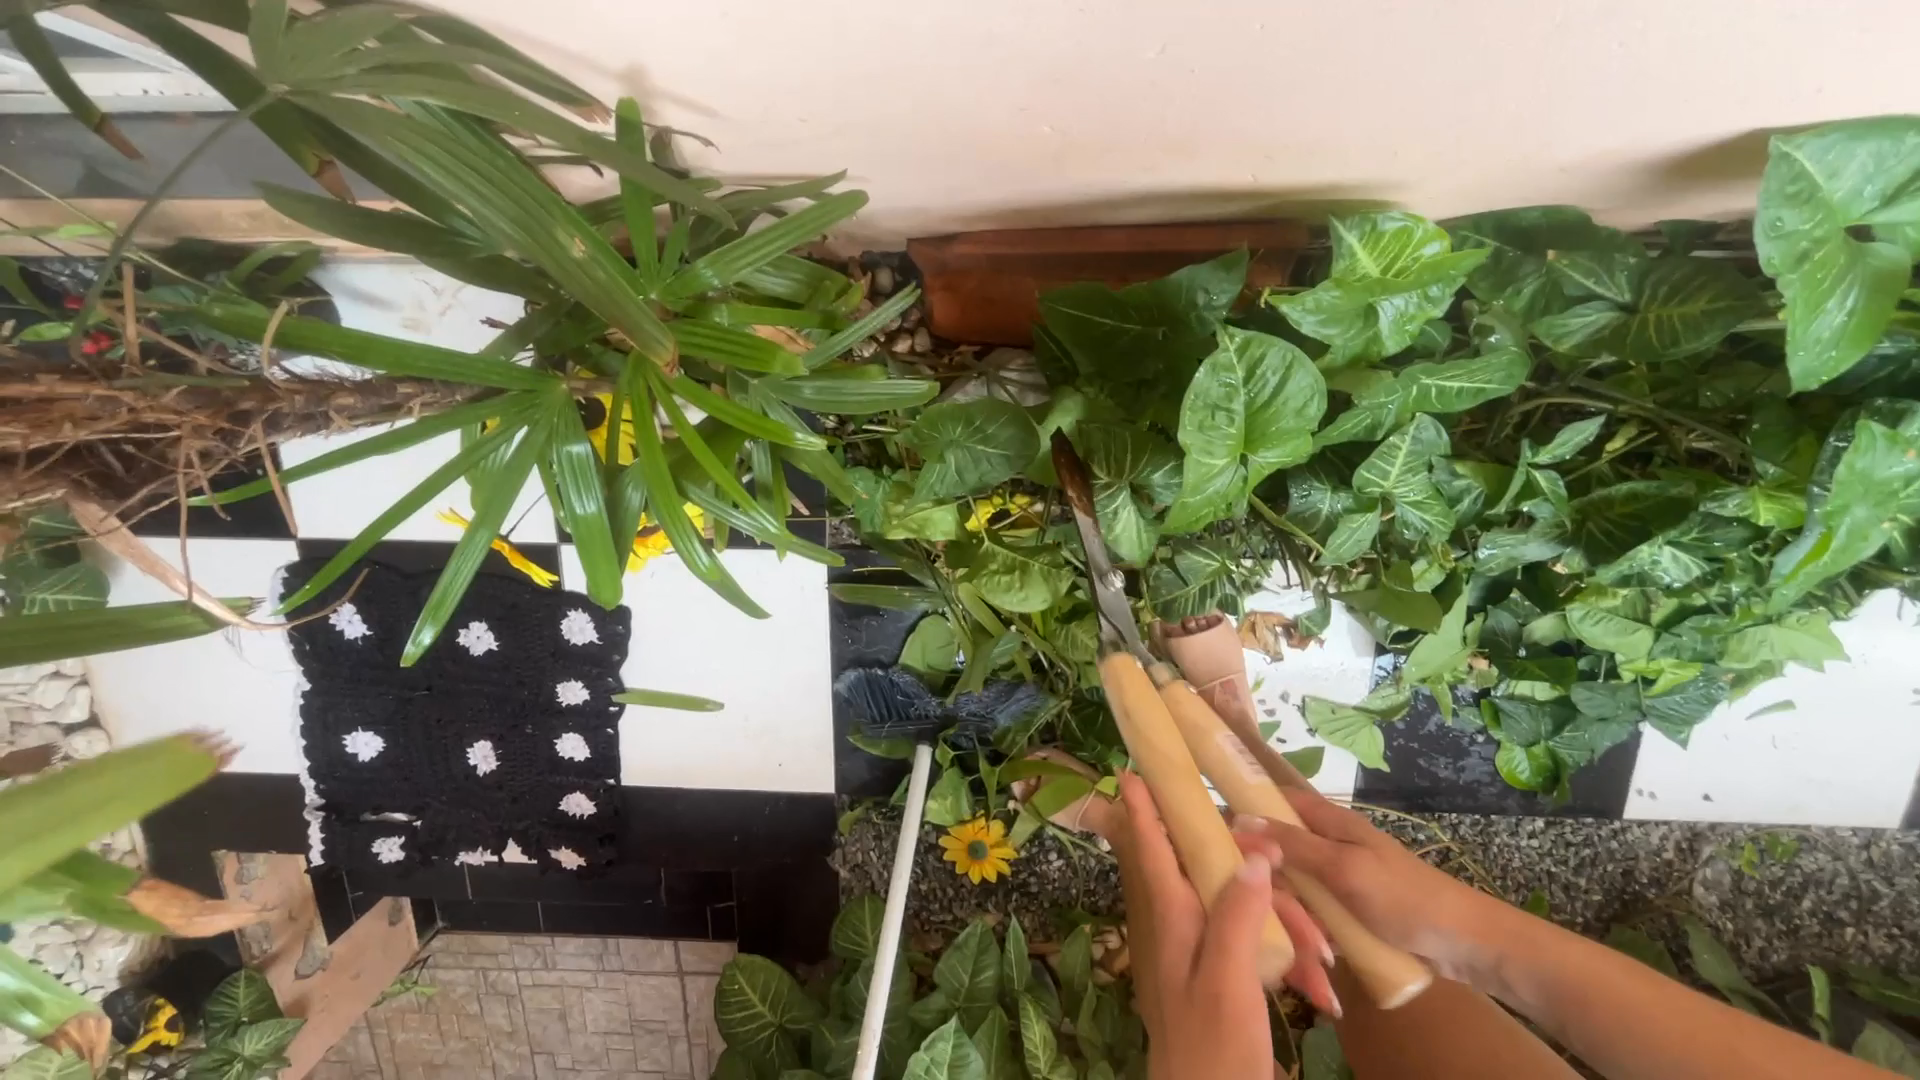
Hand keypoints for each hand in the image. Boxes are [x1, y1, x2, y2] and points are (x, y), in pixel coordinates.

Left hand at [1120, 772, 1322, 1078]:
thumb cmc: (1212, 1047)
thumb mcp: (1226, 979)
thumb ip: (1235, 913)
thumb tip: (1254, 854)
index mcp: (1173, 917)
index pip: (1152, 849)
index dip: (1142, 809)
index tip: (1129, 771)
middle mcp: (1183, 924)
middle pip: (1219, 876)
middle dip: (1268, 890)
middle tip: (1307, 926)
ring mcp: (1204, 949)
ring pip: (1248, 911)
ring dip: (1290, 935)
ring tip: (1322, 972)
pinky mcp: (1226, 973)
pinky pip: (1259, 947)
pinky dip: (1290, 962)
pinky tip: (1318, 993)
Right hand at [1231, 788, 1514, 987]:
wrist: (1467, 944)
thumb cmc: (1404, 897)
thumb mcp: (1342, 868)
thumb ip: (1292, 844)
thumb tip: (1238, 819)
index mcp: (1329, 821)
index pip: (1273, 799)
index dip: (1243, 808)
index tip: (1211, 831)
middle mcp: (1329, 842)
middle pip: (1278, 843)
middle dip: (1261, 867)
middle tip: (1243, 892)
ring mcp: (1338, 876)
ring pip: (1292, 880)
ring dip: (1283, 901)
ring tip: (1274, 924)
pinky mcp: (1347, 907)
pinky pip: (1311, 907)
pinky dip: (1302, 921)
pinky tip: (1296, 941)